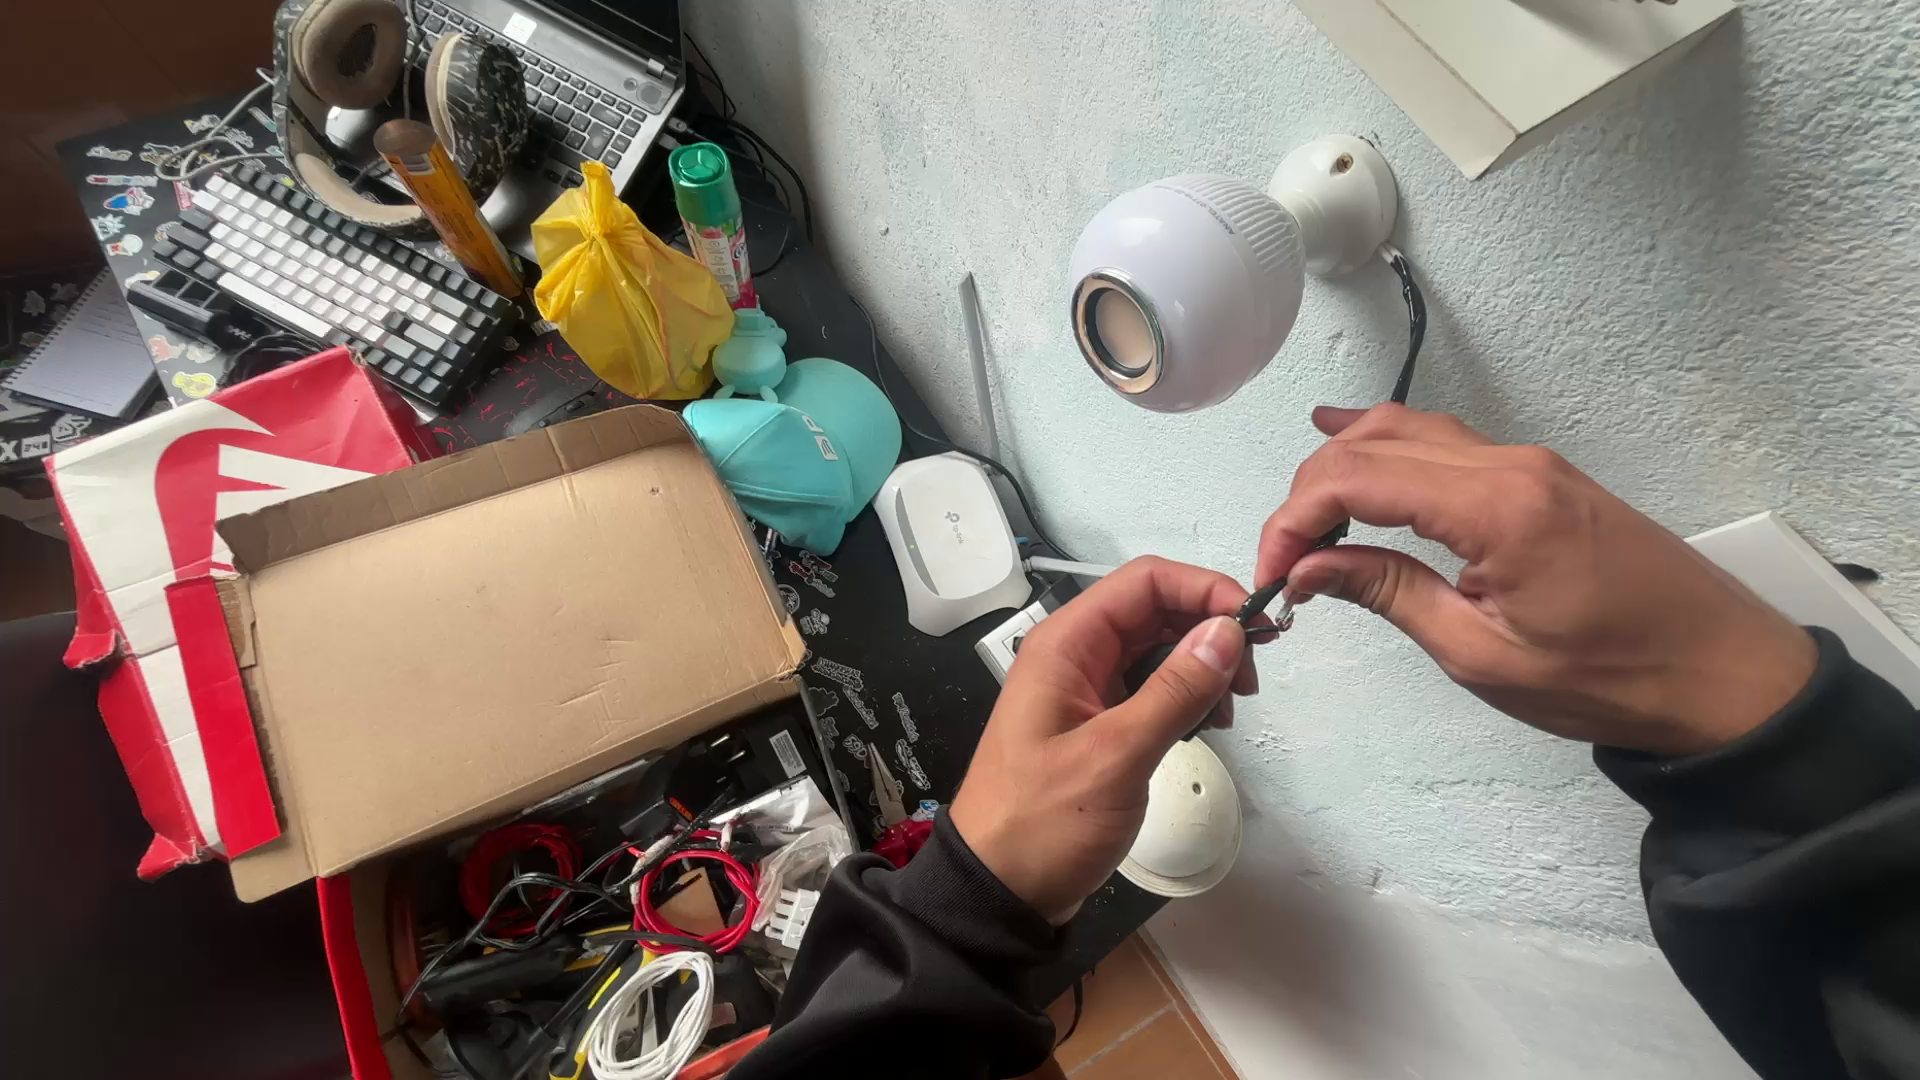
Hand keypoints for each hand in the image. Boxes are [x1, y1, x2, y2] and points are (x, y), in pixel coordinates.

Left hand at [948, 557, 1257, 923]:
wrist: (1001, 886)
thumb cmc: (1044, 822)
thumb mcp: (1116, 755)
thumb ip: (1174, 690)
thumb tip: (1226, 631)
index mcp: (1067, 643)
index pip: (1144, 581)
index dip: (1203, 589)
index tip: (1251, 626)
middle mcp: (1075, 652)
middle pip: (1154, 610)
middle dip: (1208, 631)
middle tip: (1249, 681)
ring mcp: (1085, 685)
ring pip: (1156, 647)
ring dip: (1200, 666)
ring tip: (1227, 711)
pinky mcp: (1097, 717)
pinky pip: (1147, 685)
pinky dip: (1182, 696)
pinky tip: (1202, 726)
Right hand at [1258, 404, 1816, 756]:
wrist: (1732, 679)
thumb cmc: (1608, 680)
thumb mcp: (1479, 654)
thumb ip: (1385, 593)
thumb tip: (1304, 568)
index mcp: (1494, 508)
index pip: (1355, 480)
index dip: (1292, 521)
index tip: (1274, 573)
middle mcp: (1505, 465)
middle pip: (1367, 447)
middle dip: (1305, 498)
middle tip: (1286, 561)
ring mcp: (1521, 461)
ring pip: (1397, 428)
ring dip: (1336, 467)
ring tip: (1306, 521)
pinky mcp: (1529, 473)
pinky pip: (1435, 436)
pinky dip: (1378, 441)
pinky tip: (1340, 434)